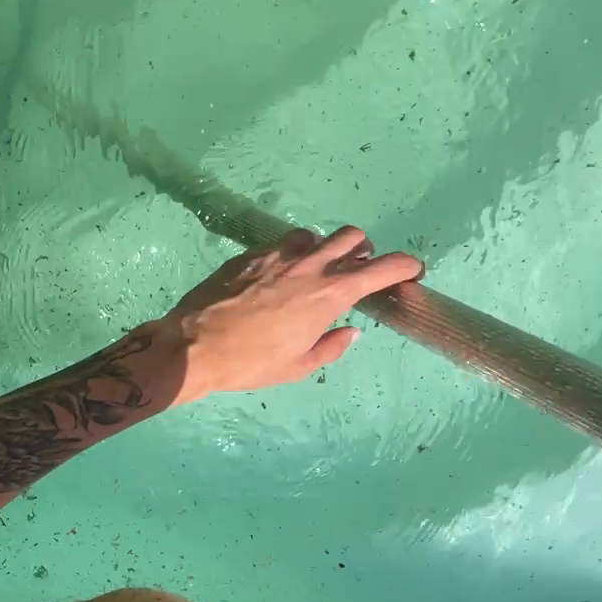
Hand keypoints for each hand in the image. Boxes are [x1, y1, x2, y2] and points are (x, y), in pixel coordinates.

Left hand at [160, 226, 421, 402]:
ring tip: (312, 268)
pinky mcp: (246, 256)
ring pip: (314, 235)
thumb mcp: (296, 367)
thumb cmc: (247, 363)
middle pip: (352, 237)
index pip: (385, 267)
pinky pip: (278, 243)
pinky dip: (288, 252)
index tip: (410, 272)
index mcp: (330, 293)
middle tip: (354, 268)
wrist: (191, 347)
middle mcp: (309, 265)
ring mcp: (276, 255)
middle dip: (361, 250)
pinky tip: (276, 273)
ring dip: (322, 247)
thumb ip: (330, 347)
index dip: (405, 267)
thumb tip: (349, 331)